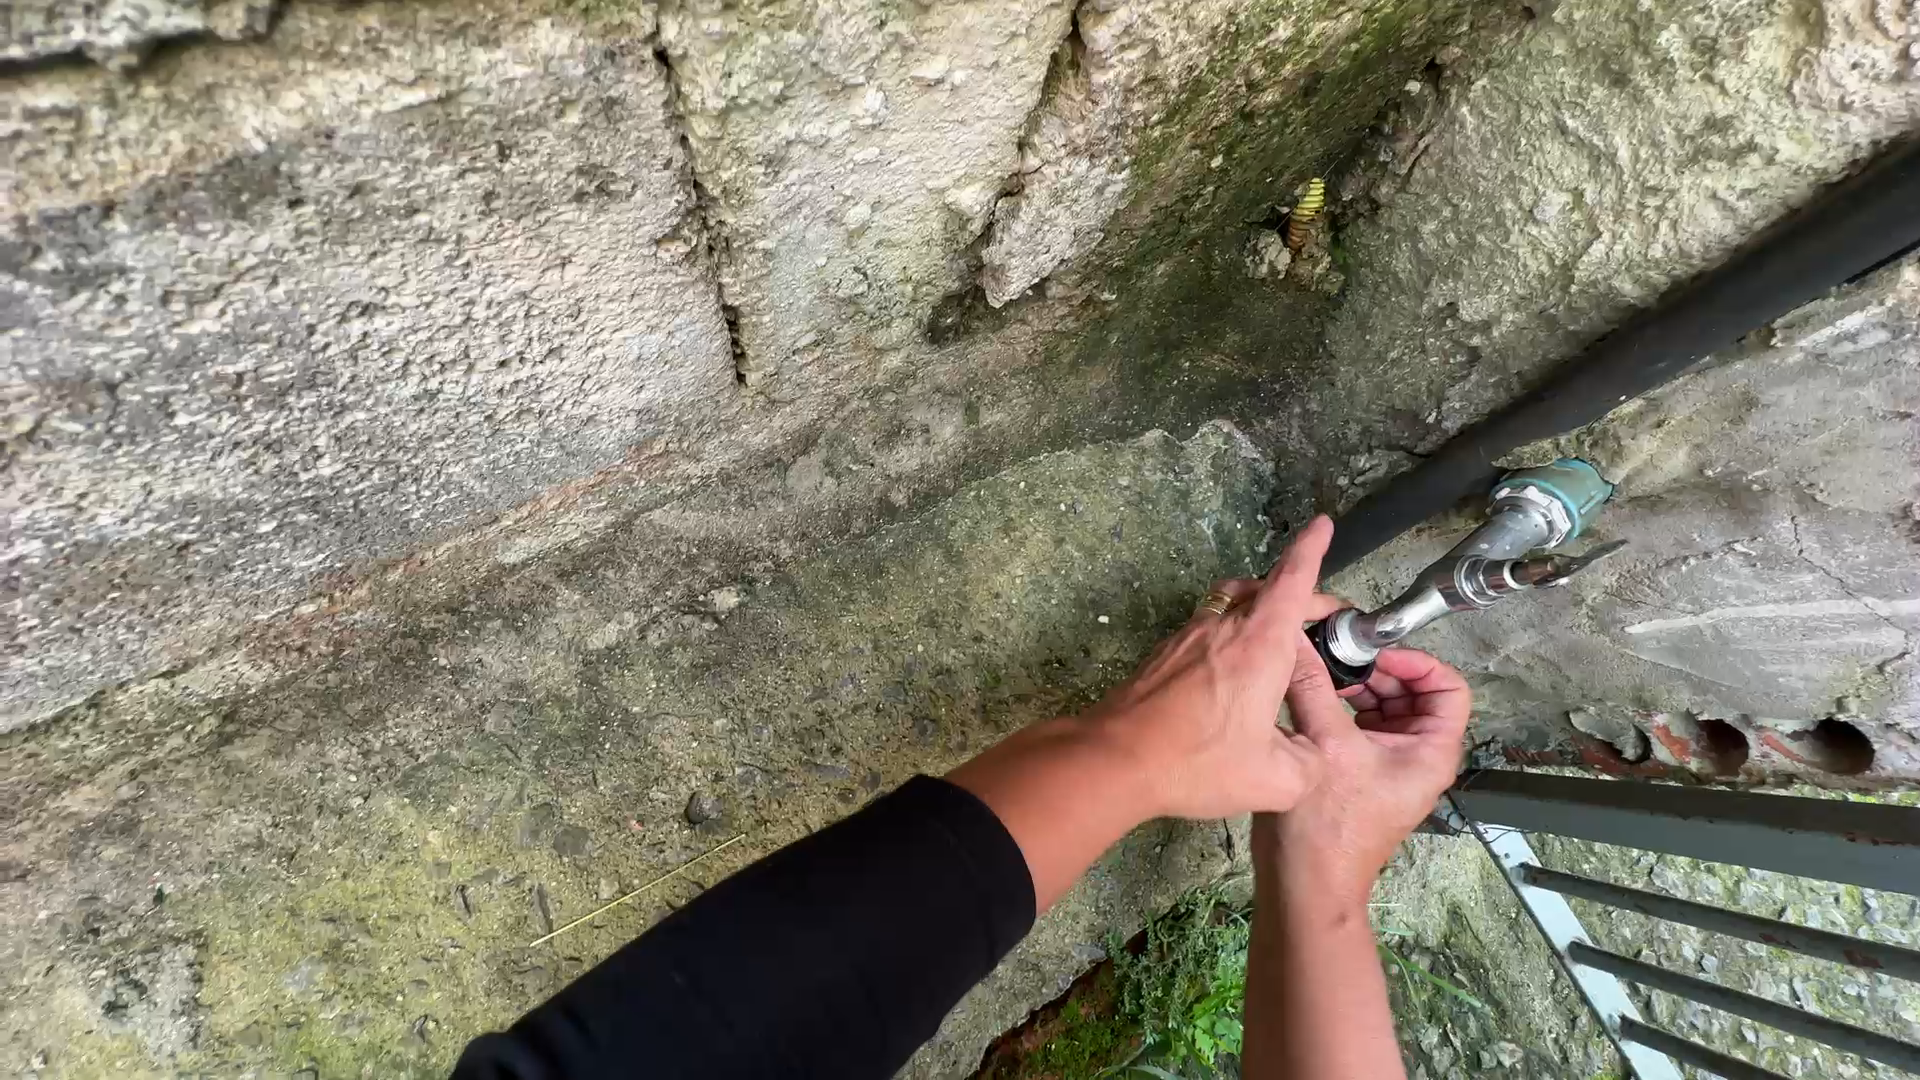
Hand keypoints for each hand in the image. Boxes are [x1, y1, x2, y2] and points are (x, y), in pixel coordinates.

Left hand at [1085, 515, 1347, 820]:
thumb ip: (1310, 760)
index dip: (1310, 549)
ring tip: (1279, 649)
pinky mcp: (1163, 653)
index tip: (1321, 523)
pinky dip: (1229, 636)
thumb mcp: (1276, 779)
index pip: (1290, 580)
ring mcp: (1186, 636)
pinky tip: (1234, 677)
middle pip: (1262, 590)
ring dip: (1258, 614)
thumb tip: (1311, 751)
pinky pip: (1205, 629)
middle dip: (1296, 595)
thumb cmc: (1197, 762)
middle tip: (1321, 622)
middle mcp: (1221, 627)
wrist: (1116, 757)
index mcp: (1258, 643)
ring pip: (1230, 606)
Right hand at [1255, 644, 1470, 908]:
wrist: (1304, 878)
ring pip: (1377, 703)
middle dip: (1373, 668)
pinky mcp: (1353, 765)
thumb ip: (1312, 685)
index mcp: (1429, 750)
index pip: (1447, 687)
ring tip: (1313, 672)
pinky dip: (1333, 701)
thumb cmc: (1330, 823)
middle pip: (1407, 691)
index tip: (1371, 650)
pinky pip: (1352, 720)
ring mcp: (1382, 759)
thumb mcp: (1325, 744)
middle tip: (1332, 654)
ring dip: (1349, 683)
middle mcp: (1412, 752)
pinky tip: (1303, 694)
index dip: (1414, 662)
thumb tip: (1295, 637)